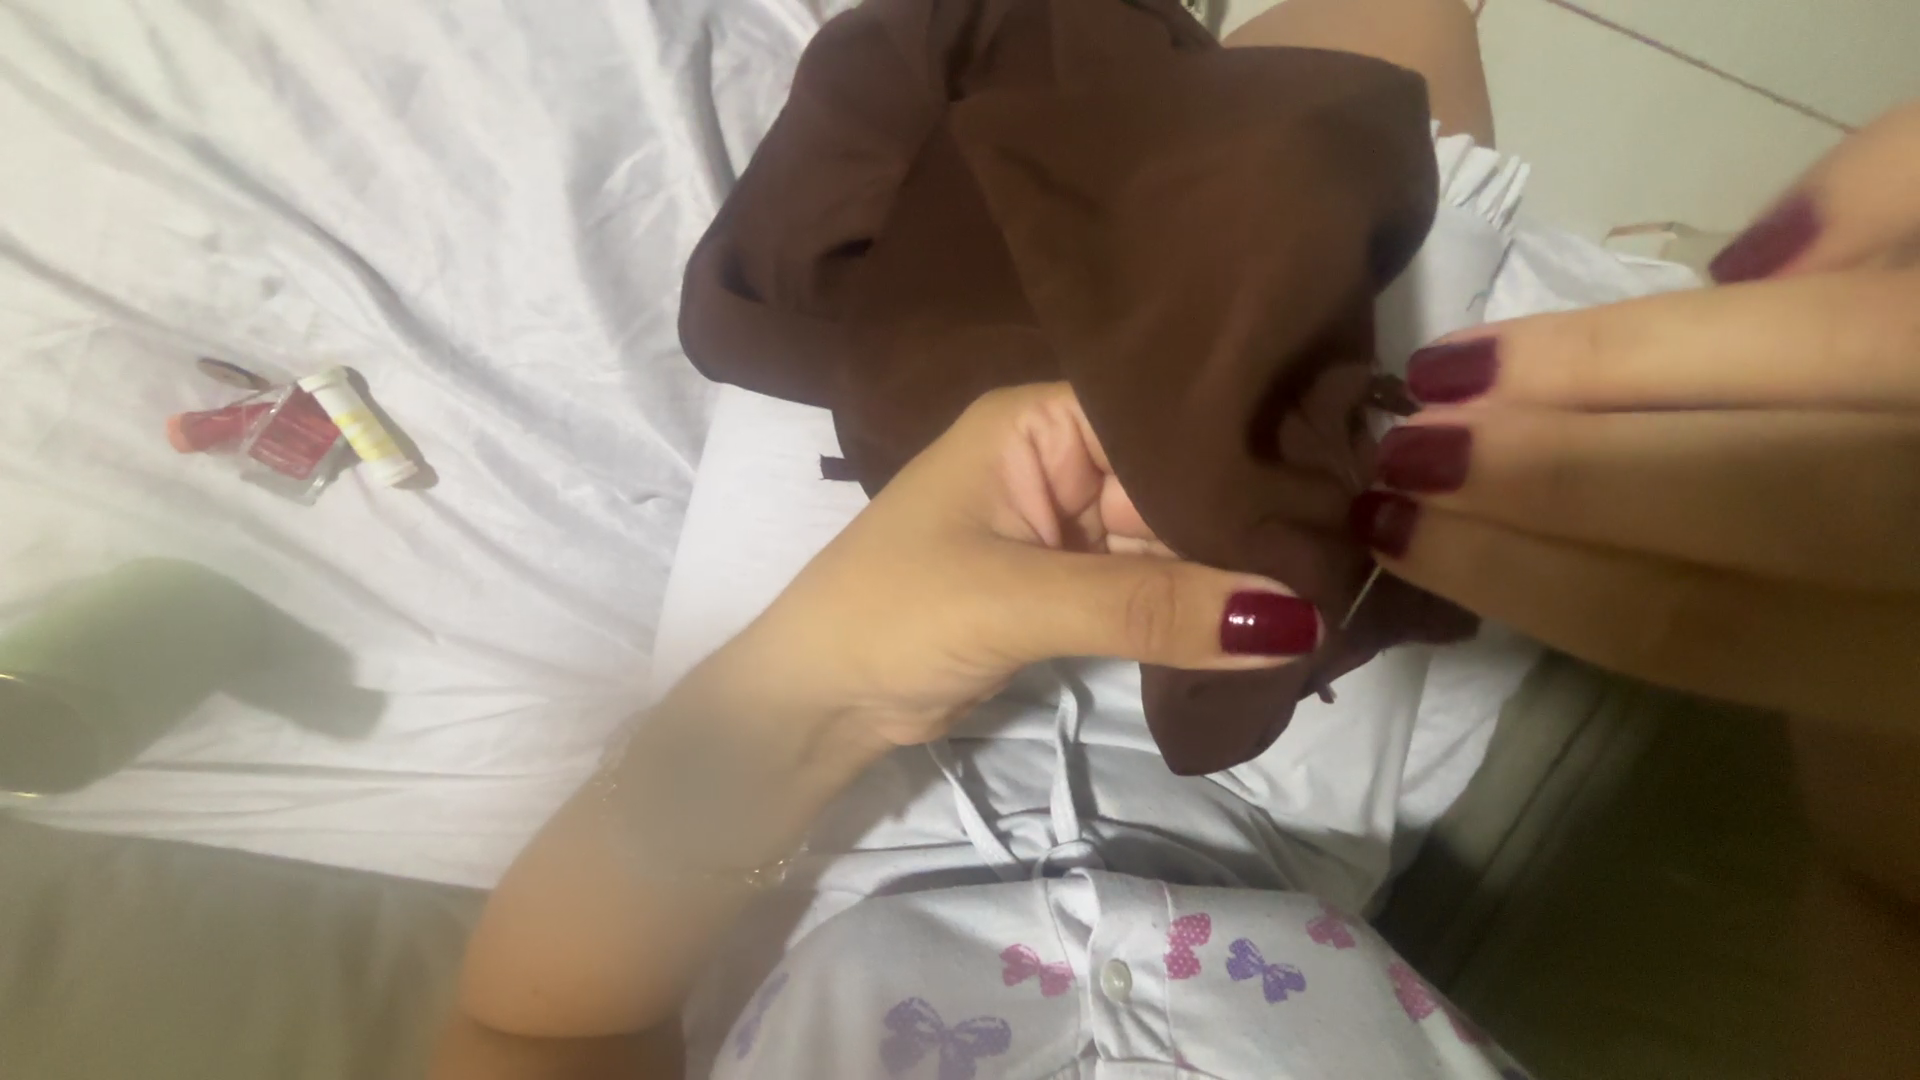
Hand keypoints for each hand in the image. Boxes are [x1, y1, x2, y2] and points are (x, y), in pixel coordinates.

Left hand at [703, 382, 1320, 749]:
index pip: (1160, 417)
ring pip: (1165, 541)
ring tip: (1330, 593)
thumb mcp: (1018, 600)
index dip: (1241, 452)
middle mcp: (1055, 459)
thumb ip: (1151, 606)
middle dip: (1243, 526)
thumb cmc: (894, 614)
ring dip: (1225, 576)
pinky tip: (1265, 627)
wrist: (818, 699)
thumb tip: (1296, 618)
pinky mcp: (1066, 586)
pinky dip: (1191, 611)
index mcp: (1034, 422)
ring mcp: (1063, 527)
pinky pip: (1145, 589)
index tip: (1338, 488)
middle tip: (1351, 556)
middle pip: (1172, 482)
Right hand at [1348, 102, 1919, 733]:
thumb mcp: (1898, 797)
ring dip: (1612, 348)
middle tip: (1401, 440)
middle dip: (1540, 459)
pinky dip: (1857, 188)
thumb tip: (1583, 665)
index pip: (1680, 619)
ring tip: (1459, 364)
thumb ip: (1801, 773)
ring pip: (1838, 333)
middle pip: (1751, 482)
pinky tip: (1751, 255)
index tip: (1386, 530)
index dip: (1511, 569)